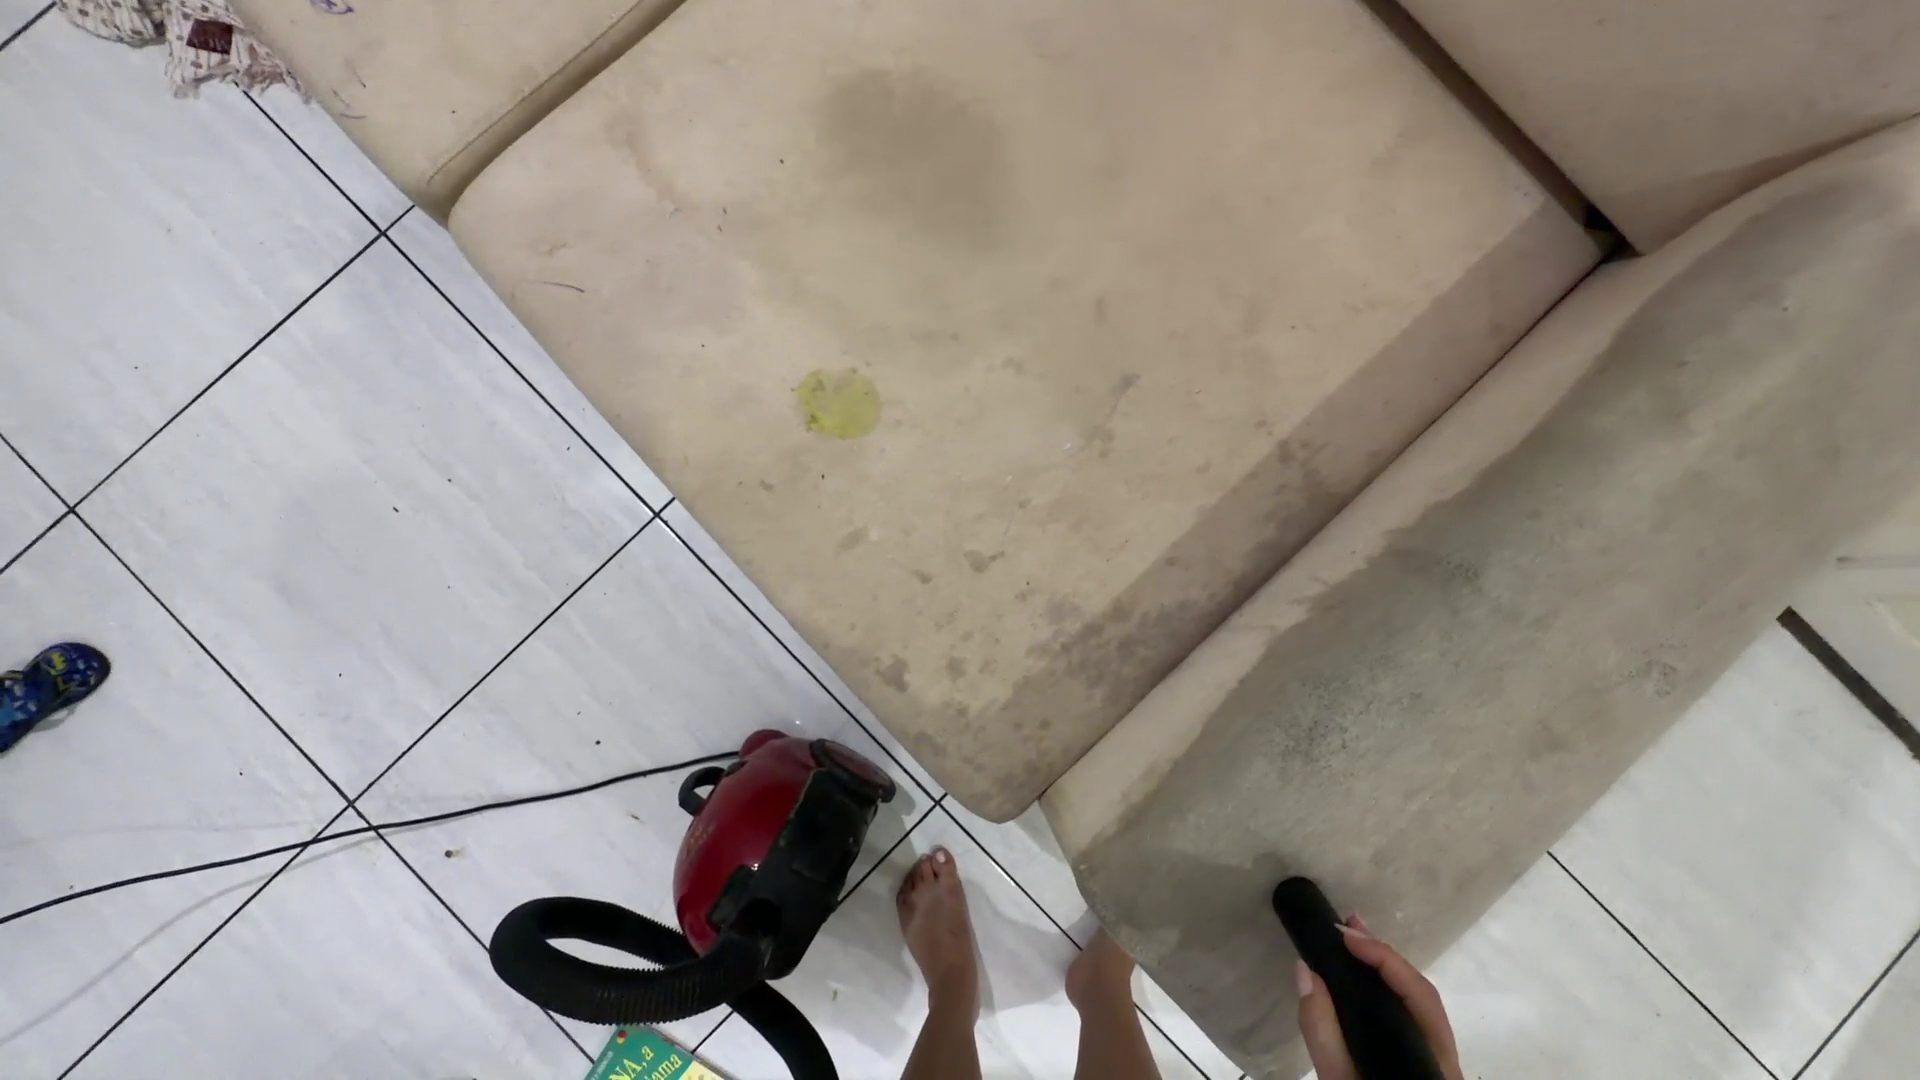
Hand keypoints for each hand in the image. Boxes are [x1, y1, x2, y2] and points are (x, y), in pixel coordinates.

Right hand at [1295, 914, 1464, 1079]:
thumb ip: (1321, 1030)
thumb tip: (1304, 970)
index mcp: (1433, 1063)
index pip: (1416, 993)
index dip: (1381, 956)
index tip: (1340, 933)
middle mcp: (1445, 1062)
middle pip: (1422, 996)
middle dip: (1383, 955)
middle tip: (1344, 924)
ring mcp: (1437, 1068)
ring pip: (1418, 1009)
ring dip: (1384, 972)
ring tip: (1350, 941)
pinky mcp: (1422, 1071)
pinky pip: (1409, 1022)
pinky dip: (1384, 994)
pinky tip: (1359, 985)